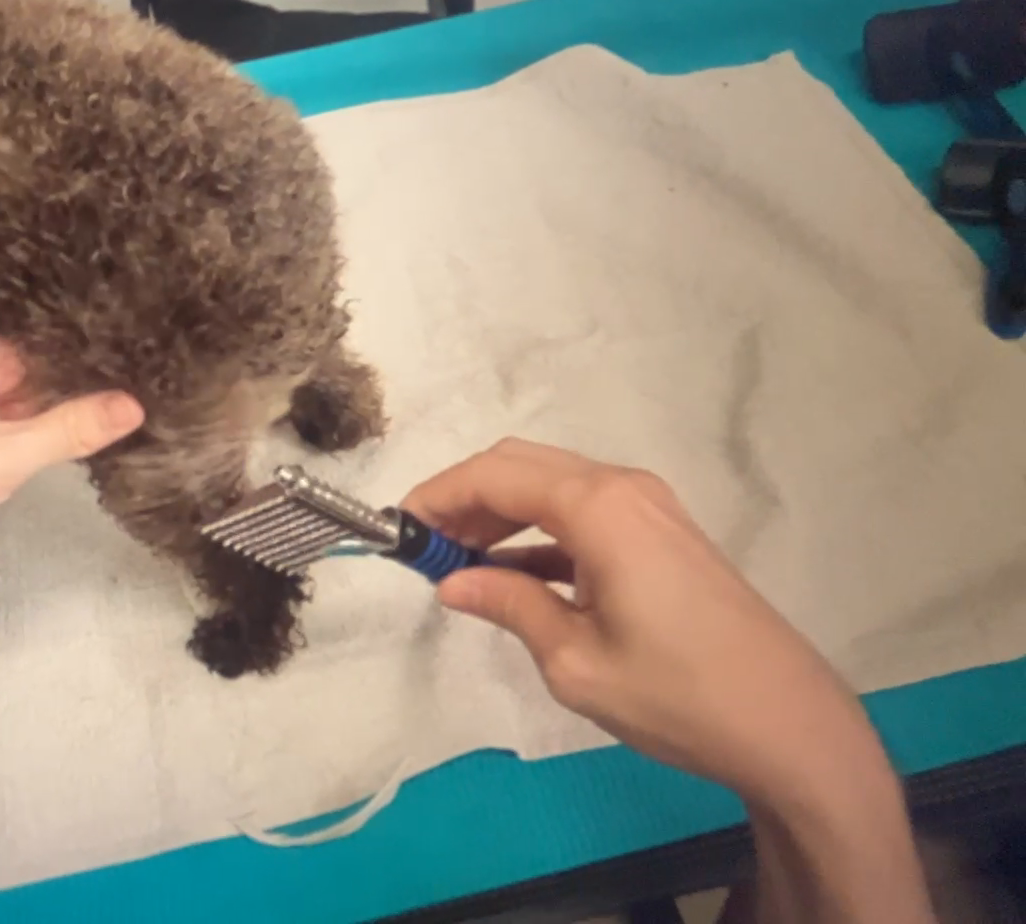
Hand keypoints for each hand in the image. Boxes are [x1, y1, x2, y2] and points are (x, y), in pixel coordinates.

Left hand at [0, 336, 143, 618]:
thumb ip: (67, 430)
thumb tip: (136, 405)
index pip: (39, 341)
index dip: (89, 347)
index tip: (148, 344)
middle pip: (38, 371)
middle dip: (86, 380)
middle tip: (157, 372)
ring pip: (31, 405)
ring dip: (71, 410)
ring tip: (146, 394)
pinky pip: (20, 433)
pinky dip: (51, 437)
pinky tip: (101, 431)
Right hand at [402, 439, 884, 801]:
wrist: (799, 735)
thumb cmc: (679, 695)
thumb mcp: (572, 658)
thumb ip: (505, 604)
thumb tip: (449, 582)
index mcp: (598, 508)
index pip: (491, 477)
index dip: (436, 496)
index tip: (400, 530)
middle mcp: (621, 488)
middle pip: (515, 464)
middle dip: (460, 495)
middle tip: (426, 543)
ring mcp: (646, 506)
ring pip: (543, 481)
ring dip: (493, 510)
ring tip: (457, 558)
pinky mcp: (657, 531)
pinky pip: (574, 508)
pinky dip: (530, 529)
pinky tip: (507, 570)